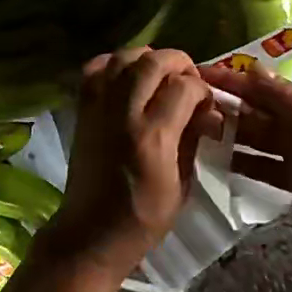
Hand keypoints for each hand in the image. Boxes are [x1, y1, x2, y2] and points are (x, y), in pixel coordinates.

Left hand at [51, 48, 214, 274]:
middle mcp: (123, 114)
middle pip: (152, 63)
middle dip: (177, 62)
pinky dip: (113, 64)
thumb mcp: (182, 184)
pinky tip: (127, 75)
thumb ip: (194, 139)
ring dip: (146, 58)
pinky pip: (95, 70)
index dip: (201, 89)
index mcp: (153, 137)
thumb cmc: (143, 218)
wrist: (91, 233)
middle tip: (187, 78)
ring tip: (159, 73)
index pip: (183, 87)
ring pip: (122, 58)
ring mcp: (98, 109)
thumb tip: (209, 113)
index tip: (205, 104)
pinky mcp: (82, 111)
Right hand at [200, 63, 291, 286]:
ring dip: (230, 133)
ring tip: (189, 130)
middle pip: (261, 111)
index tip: (196, 72)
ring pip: (259, 139)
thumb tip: (255, 71)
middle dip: (226, 104)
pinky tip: (215, 161)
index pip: (270, 87)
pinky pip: (265, 170)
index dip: (235, 79)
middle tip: (180, 103)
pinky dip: (243, 163)